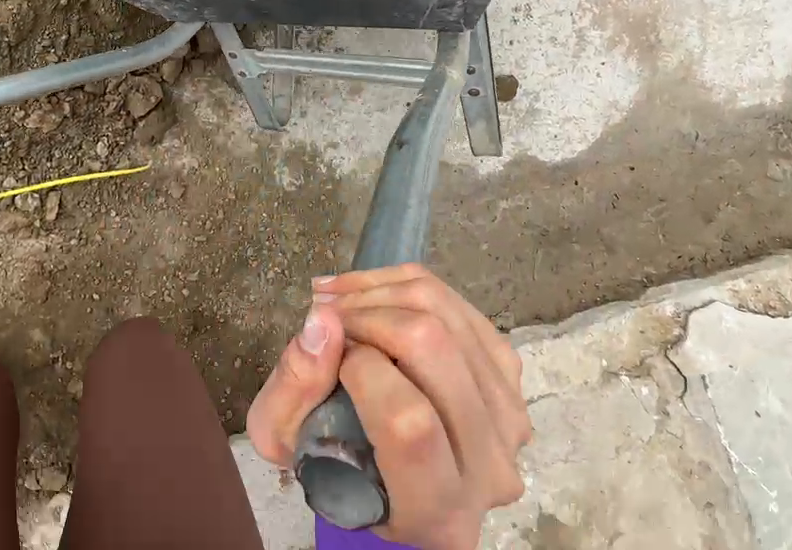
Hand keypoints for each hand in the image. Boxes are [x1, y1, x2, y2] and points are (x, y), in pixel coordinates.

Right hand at [246, 265, 530, 549]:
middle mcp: (490, 467)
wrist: (384, 470)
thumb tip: (324, 318)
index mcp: (434, 509)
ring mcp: (510, 417)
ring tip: (338, 299)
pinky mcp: (509, 373)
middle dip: (366, 314)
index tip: (329, 357)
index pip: (409, 422)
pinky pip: (456, 302)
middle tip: (327, 314)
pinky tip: (367, 295)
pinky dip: (401, 283)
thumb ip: (294, 386)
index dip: (361, 369)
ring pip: (445, 314)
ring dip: (378, 290)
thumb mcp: (281, 439)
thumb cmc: (329, 462)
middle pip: (432, 347)